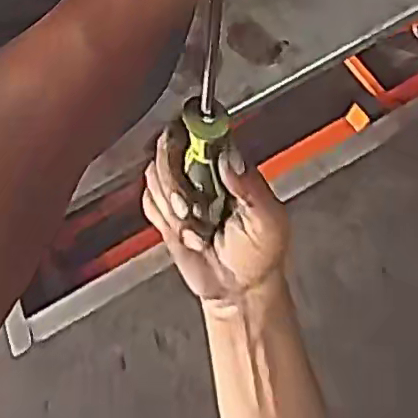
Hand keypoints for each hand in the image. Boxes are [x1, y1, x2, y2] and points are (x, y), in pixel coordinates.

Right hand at [141, 122, 290, 306]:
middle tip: (188, 206)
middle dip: (174, 180)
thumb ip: (253, 188)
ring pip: (155, 173)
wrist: (238, 290)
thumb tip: (231, 158)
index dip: (191, 135)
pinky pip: (149, 200)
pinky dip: (162, 219)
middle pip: (169, 145)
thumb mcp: (269, 222)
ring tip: (196, 229)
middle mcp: (202, 166)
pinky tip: (184, 234)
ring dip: (171, 206)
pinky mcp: (164, 207)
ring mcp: (181, 185)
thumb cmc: (258, 253)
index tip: (189, 154)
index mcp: (228, 161)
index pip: (202, 128)